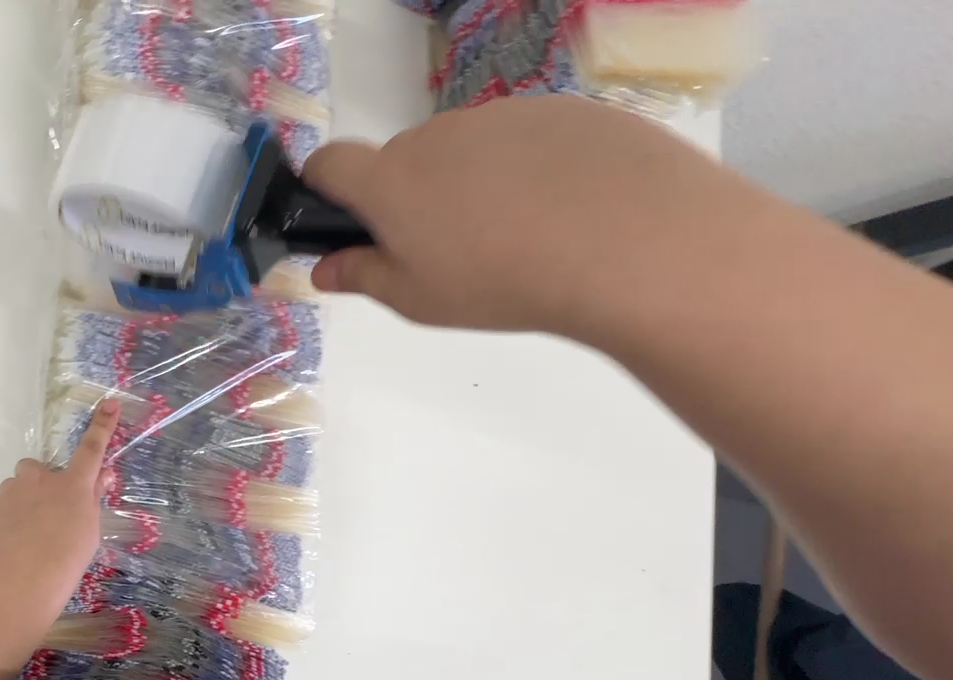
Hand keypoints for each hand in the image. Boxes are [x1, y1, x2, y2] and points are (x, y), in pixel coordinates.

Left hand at [0, 399, 119, 624]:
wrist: (18, 581)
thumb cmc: (65, 560)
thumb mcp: (89, 531)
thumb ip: (92, 500)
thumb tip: (102, 476)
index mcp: (72, 485)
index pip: (92, 450)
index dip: (102, 428)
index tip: (108, 403)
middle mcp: (40, 480)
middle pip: (38, 469)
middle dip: (42, 484)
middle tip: (52, 514)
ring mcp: (12, 493)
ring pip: (18, 489)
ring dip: (24, 502)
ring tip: (32, 536)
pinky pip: (4, 508)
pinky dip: (10, 521)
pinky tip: (16, 546)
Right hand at [302, 95, 761, 337]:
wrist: (632, 242)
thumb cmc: (499, 281)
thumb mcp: (414, 299)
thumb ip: (360, 276)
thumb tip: (323, 268)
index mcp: (390, 181)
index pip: (329, 162)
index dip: (320, 186)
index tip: (337, 218)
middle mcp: (437, 134)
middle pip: (399, 160)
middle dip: (402, 196)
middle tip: (438, 248)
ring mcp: (501, 115)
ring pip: (459, 149)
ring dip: (462, 182)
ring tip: (507, 233)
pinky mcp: (561, 108)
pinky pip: (517, 139)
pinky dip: (518, 168)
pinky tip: (554, 209)